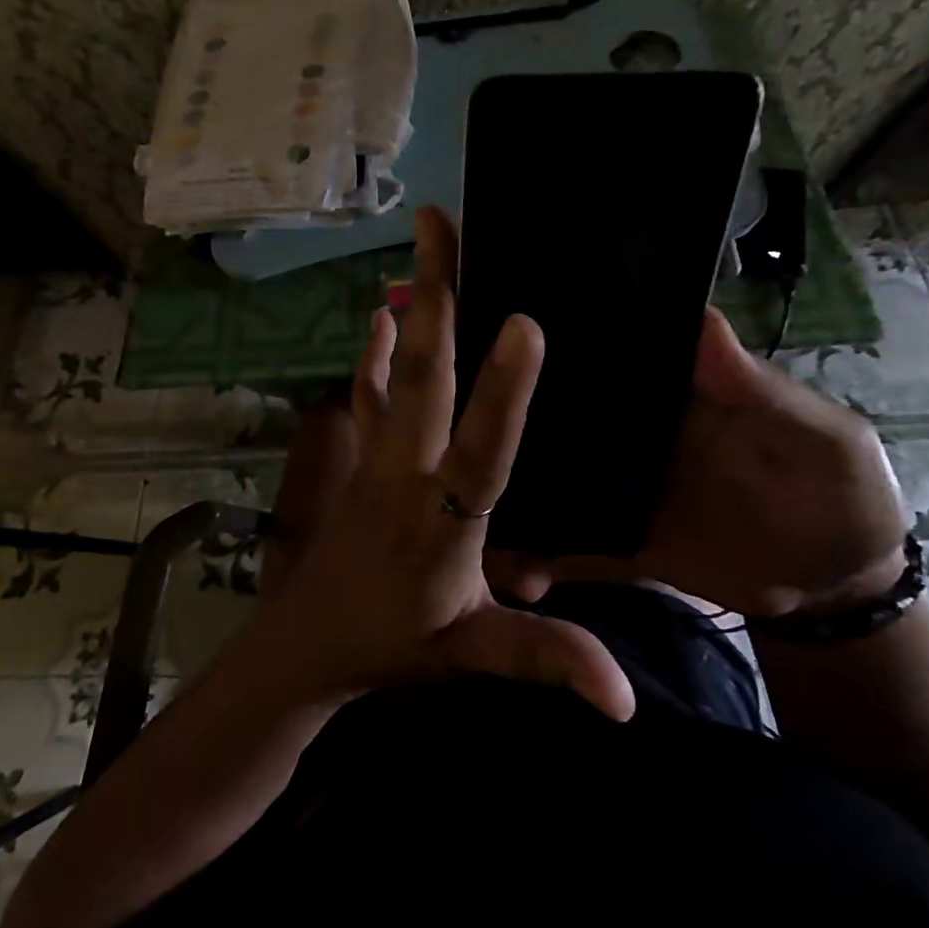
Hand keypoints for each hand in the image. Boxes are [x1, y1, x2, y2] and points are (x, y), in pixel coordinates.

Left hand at [252, 207, 634, 720]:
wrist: (304, 647)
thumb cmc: (392, 645)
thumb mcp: (473, 653)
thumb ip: (547, 659)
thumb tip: (624, 701)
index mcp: (443, 520)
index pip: (480, 450)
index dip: (503, 393)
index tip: (524, 325)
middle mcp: (407, 473)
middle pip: (424, 378)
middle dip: (437, 300)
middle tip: (441, 226)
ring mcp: (376, 458)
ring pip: (394, 373)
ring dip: (410, 307)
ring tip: (420, 243)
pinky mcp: (360, 458)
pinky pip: (370, 394)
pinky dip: (377, 352)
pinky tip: (379, 316)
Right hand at [496, 308, 906, 618]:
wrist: (836, 587)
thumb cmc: (844, 492)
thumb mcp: (824, 439)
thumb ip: (764, 392)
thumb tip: (703, 324)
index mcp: (679, 393)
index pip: (610, 352)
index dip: (557, 338)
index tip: (491, 329)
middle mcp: (637, 435)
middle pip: (562, 418)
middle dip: (505, 419)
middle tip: (442, 427)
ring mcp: (623, 491)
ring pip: (555, 484)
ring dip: (513, 497)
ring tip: (455, 511)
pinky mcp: (622, 543)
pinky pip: (573, 547)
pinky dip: (542, 560)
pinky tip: (510, 578)